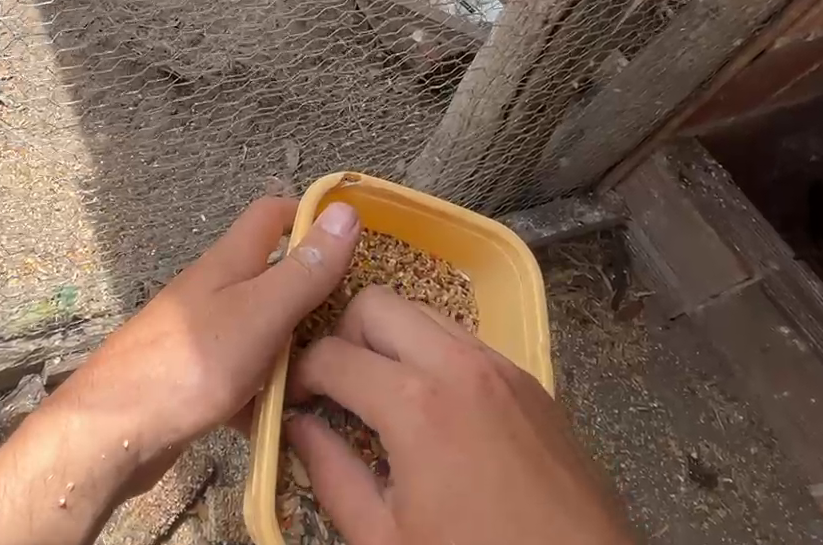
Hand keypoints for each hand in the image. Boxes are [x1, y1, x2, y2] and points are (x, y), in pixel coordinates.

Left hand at [55, 196, 362, 488]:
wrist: (112, 431)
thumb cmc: (191, 362)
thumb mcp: (260, 312)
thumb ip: (304, 269)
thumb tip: (346, 210)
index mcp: (232, 261)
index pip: (273, 214)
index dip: (311, 216)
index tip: (358, 239)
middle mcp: (220, 289)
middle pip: (276, 274)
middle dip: (317, 293)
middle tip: (365, 323)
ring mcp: (208, 335)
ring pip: (267, 330)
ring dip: (299, 348)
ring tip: (345, 377)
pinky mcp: (202, 378)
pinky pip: (249, 375)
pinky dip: (270, 392)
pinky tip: (297, 421)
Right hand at [288, 286, 636, 544]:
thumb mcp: (386, 543)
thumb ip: (331, 474)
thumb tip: (297, 425)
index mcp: (415, 404)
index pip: (331, 354)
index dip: (298, 373)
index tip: (291, 399)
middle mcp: (457, 365)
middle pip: (375, 302)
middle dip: (342, 334)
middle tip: (336, 386)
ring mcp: (500, 367)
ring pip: (421, 311)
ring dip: (390, 338)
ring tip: (382, 392)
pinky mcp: (531, 381)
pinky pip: (463, 339)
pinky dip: (432, 353)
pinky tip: (433, 407)